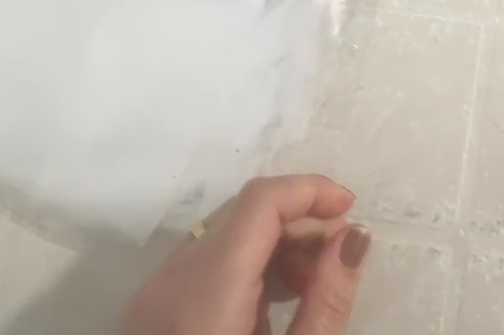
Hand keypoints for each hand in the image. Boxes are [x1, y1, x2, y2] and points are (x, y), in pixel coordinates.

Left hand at [123, 175, 370, 334]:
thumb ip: (327, 299)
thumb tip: (355, 235)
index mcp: (202, 295)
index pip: (259, 202)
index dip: (309, 190)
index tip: (351, 209)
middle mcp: (167, 282)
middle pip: (243, 212)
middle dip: (299, 219)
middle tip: (337, 257)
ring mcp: (151, 298)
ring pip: (224, 232)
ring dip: (276, 241)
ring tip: (309, 286)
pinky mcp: (148, 313)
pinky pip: (205, 260)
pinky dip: (247, 263)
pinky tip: (273, 303)